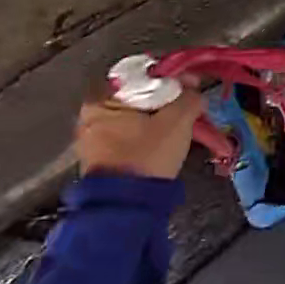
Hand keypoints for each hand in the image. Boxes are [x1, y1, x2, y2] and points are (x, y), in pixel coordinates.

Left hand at [75, 81, 206, 179]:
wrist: (126, 209)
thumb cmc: (147, 157)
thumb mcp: (176, 122)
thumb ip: (188, 98)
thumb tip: (194, 92)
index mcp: (101, 98)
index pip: (142, 74)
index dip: (172, 76)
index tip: (193, 84)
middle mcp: (91, 115)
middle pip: (138, 96)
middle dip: (168, 100)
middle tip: (190, 105)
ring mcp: (93, 139)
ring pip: (134, 118)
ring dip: (160, 119)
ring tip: (184, 125)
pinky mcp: (100, 161)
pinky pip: (129, 137)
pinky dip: (148, 136)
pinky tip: (166, 143)